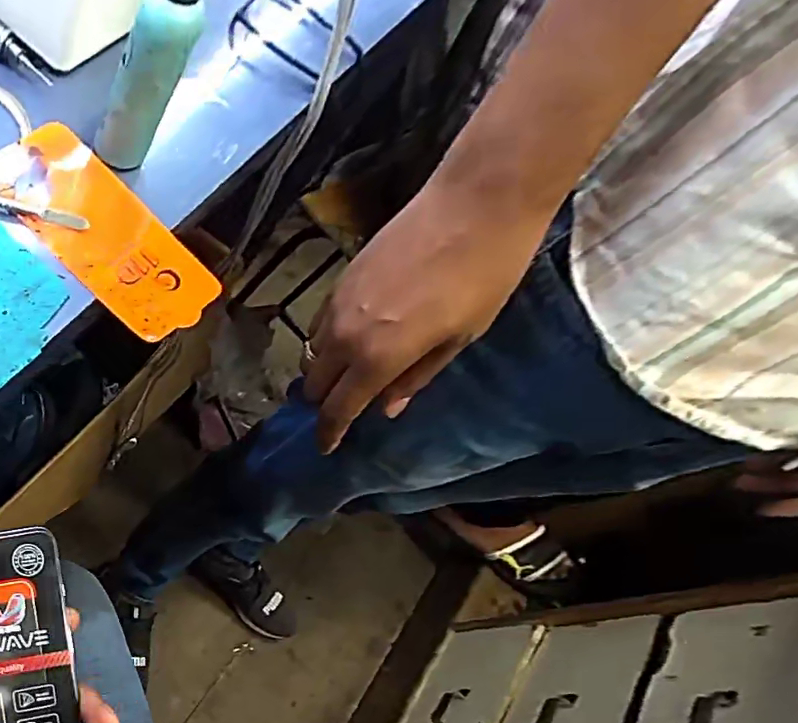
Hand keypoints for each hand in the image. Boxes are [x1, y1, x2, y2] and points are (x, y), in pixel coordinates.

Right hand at [303, 179, 552, 452]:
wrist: (477, 199)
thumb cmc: (485, 271)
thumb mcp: (463, 335)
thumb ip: (417, 376)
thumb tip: (387, 407)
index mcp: (377, 358)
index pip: (337, 409)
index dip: (330, 432)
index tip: (326, 447)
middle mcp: (344, 338)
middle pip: (314, 385)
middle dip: (325, 402)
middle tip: (344, 404)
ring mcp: (336, 309)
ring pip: (311, 356)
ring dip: (323, 372)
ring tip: (345, 371)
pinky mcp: (337, 284)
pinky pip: (318, 327)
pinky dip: (327, 342)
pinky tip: (350, 336)